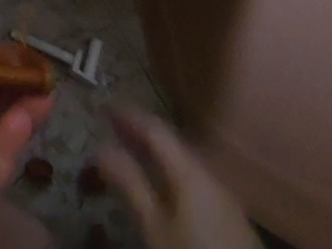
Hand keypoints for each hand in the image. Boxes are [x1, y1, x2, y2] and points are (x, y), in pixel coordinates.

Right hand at [97, 107, 262, 248]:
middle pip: (172, 143)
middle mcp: (210, 175)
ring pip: (183, 160)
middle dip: (140, 132)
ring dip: (155, 151)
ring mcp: (224, 195)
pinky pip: (194, 178)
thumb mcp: (153, 225)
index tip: (102, 106)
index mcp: (190, 172)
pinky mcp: (229, 215)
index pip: (155, 129)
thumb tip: (101, 147)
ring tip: (130, 151)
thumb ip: (129, 183)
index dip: (128, 115)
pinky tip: (160, 181)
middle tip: (111, 126)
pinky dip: (170, 169)